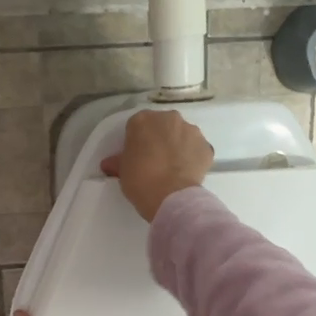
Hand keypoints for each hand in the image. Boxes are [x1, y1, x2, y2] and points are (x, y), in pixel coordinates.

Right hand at [98, 109, 213, 220]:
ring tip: (173, 168)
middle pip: (162, 125)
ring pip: (182, 135)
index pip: (137, 126)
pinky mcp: (206, 146)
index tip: (137, 156)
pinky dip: (193, 157)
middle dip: (160, 138)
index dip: (137, 141)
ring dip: (178, 146)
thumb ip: (117, 162)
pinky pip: (197, 149)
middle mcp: (169, 118)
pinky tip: (187, 173)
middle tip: (155, 160)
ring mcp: (191, 130)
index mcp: (143, 120)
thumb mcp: (122, 171)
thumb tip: (109, 164)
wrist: (170, 197)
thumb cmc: (140, 180)